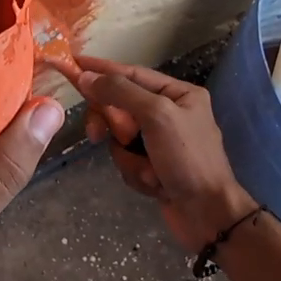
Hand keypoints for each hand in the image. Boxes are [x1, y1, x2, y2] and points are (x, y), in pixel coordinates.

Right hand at [72, 56, 256, 251]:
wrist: (208, 216)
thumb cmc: (187, 158)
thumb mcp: (156, 115)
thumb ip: (121, 92)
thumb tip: (86, 76)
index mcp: (178, 94)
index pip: (130, 74)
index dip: (101, 70)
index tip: (72, 64)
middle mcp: (168, 114)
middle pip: (120, 107)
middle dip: (113, 125)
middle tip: (98, 134)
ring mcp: (160, 142)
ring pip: (119, 138)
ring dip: (128, 157)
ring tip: (149, 172)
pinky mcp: (153, 167)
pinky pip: (126, 160)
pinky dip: (135, 173)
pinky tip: (154, 185)